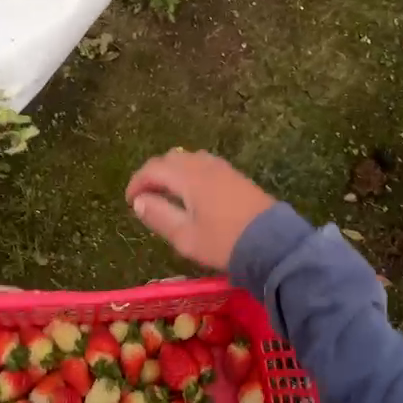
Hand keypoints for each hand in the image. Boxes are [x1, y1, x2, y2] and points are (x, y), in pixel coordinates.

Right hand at [126, 150, 274, 270]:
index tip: (129, 201)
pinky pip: (204, 165)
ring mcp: (222, 168)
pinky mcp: (236, 176)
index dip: (137, 182)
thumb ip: (159, 216)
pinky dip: (189, 174)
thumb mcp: (186, 237)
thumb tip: (139, 201)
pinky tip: (192, 194)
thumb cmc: (224, 242)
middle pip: (170, 159)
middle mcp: (204, 165)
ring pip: (188, 159)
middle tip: (145, 197)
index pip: (154, 169)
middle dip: (153, 175)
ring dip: (172, 173)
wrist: (273, 244)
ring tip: (167, 195)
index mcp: (188, 176)